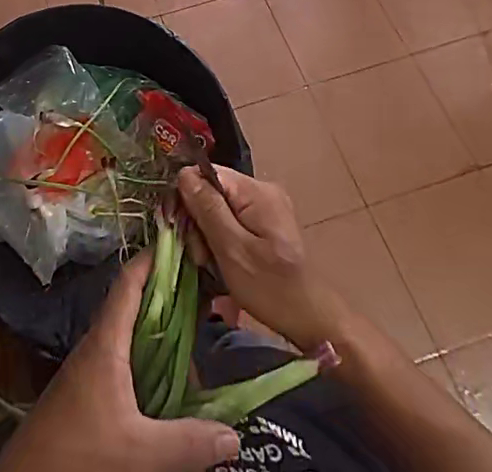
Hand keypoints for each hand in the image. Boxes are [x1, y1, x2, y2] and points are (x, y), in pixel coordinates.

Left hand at [0, 253, 241, 471]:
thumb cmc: (75, 453)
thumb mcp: (136, 450)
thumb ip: (186, 441)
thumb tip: (234, 434)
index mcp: (106, 341)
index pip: (130, 281)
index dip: (155, 257)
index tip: (184, 242)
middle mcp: (99, 345)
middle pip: (139, 307)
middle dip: (172, 299)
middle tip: (208, 295)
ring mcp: (93, 368)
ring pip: (135, 339)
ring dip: (164, 337)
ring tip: (199, 343)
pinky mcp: (91, 391)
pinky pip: (128, 364)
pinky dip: (153, 365)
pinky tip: (173, 388)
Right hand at [178, 166, 346, 352]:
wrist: (310, 318)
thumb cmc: (270, 287)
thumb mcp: (233, 249)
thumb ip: (208, 209)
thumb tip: (184, 174)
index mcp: (256, 191)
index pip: (208, 173)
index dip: (188, 196)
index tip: (182, 227)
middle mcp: (262, 191)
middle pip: (213, 191)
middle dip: (199, 221)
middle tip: (200, 256)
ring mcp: (266, 207)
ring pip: (220, 208)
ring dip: (208, 235)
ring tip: (211, 264)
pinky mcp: (266, 224)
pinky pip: (232, 221)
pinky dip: (222, 240)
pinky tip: (222, 262)